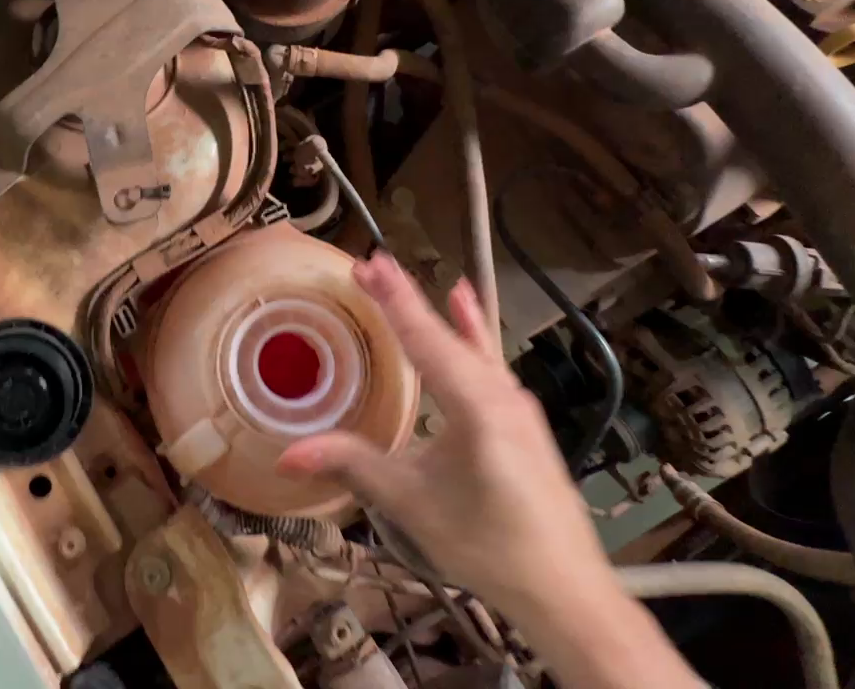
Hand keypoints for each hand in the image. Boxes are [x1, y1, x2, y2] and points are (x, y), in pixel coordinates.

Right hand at [278, 256, 700, 688]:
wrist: (567, 591)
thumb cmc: (488, 544)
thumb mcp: (412, 503)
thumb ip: (352, 466)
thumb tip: (288, 455)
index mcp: (476, 406)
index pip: (425, 338)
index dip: (394, 299)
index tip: (368, 263)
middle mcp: (502, 395)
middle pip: (448, 336)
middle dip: (408, 300)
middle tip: (372, 267)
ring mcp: (519, 408)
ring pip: (475, 349)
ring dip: (444, 316)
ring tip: (434, 280)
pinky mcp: (524, 423)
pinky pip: (492, 366)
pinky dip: (476, 338)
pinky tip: (474, 325)